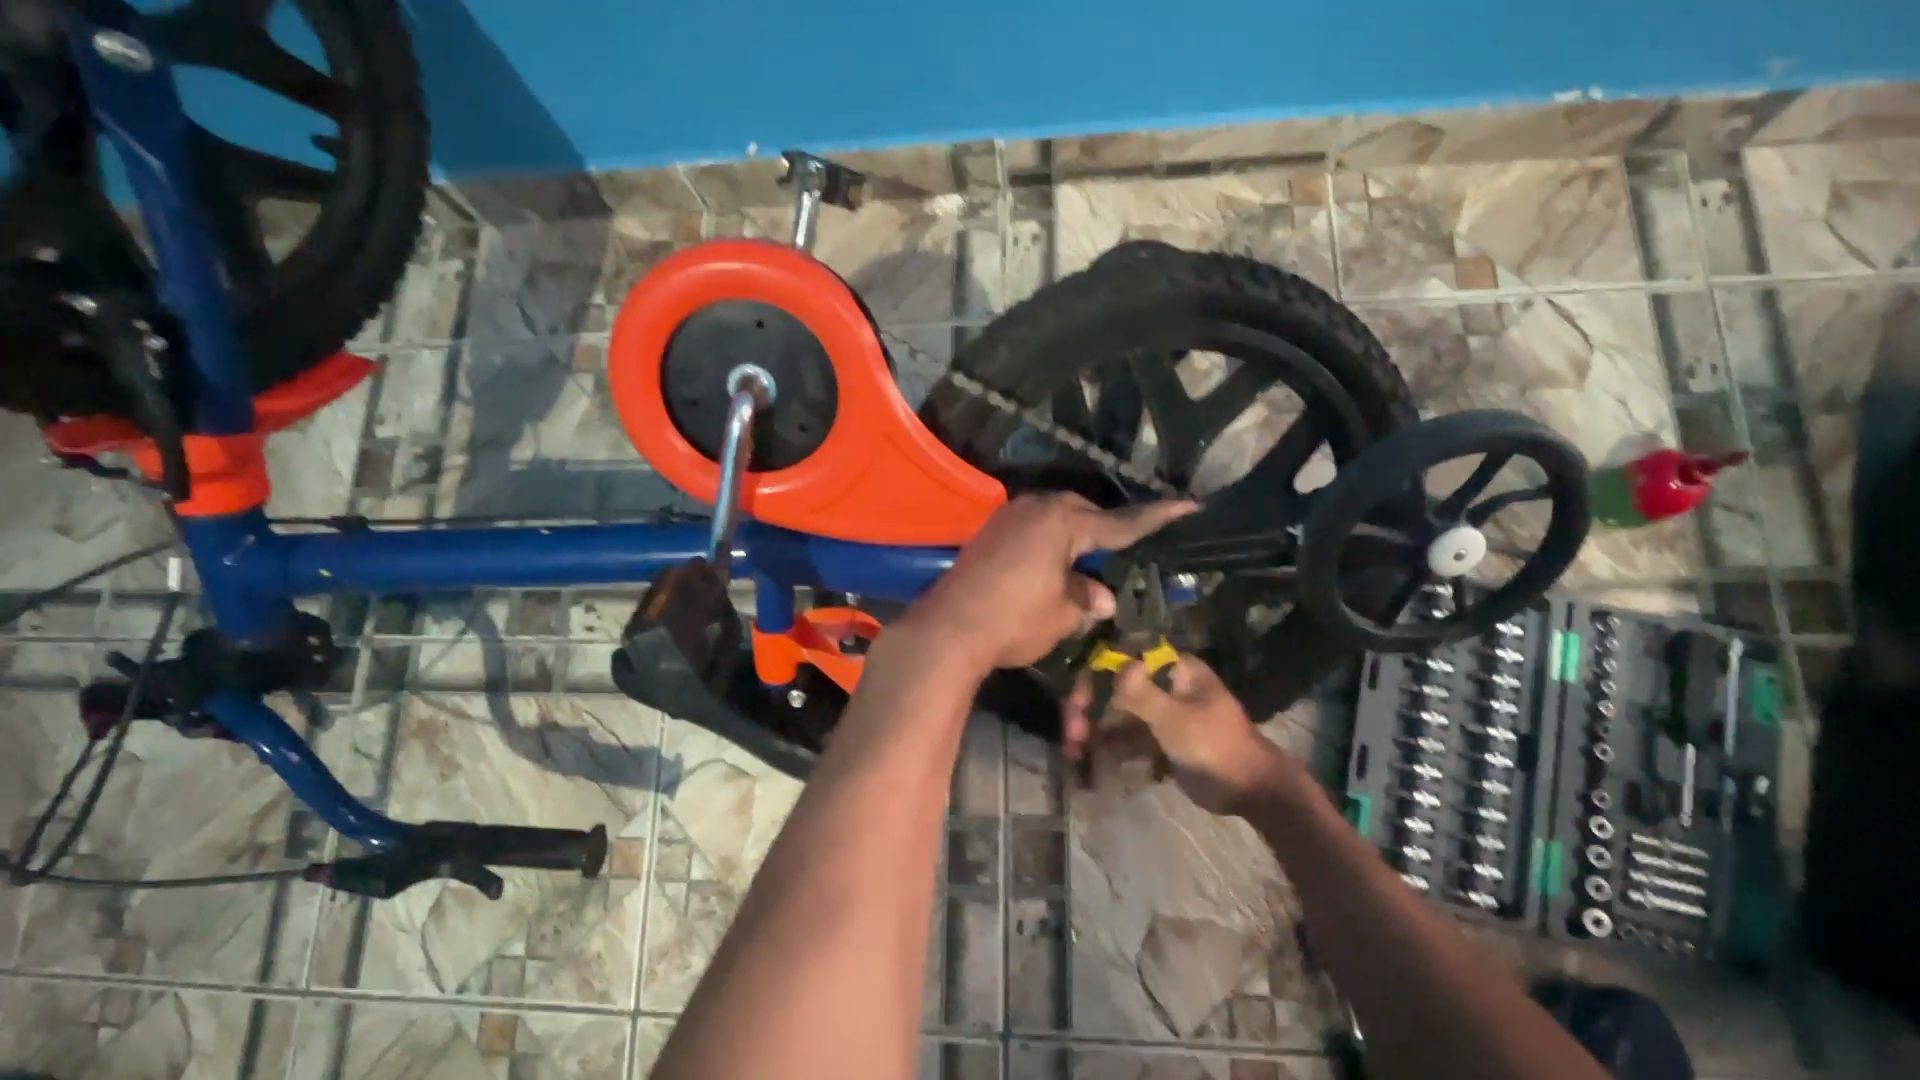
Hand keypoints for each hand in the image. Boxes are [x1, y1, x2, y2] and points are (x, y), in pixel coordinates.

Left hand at [907, 494, 1197, 670]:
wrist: (949, 630)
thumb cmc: (1015, 620)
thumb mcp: (1062, 615)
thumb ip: (1087, 599)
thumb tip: (1103, 597)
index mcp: (1062, 522)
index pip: (1121, 523)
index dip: (1157, 518)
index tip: (1188, 505)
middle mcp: (1035, 509)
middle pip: (1082, 514)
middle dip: (1105, 530)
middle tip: (1125, 550)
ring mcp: (1008, 518)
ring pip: (1054, 520)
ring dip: (1074, 538)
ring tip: (1090, 564)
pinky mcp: (989, 534)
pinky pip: (1032, 530)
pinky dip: (1049, 544)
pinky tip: (1054, 567)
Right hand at [1063, 654, 1303, 816]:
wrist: (1249, 789)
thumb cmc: (1215, 745)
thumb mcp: (1175, 718)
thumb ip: (1141, 693)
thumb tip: (1119, 662)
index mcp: (1173, 669)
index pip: (1124, 658)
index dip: (1095, 675)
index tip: (1077, 702)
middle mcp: (1163, 684)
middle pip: (1114, 687)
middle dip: (1089, 710)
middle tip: (1072, 736)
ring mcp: (1160, 712)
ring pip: (1117, 714)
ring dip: (1094, 731)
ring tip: (1076, 754)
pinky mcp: (1158, 740)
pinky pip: (1127, 738)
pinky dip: (1109, 748)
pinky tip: (1090, 763)